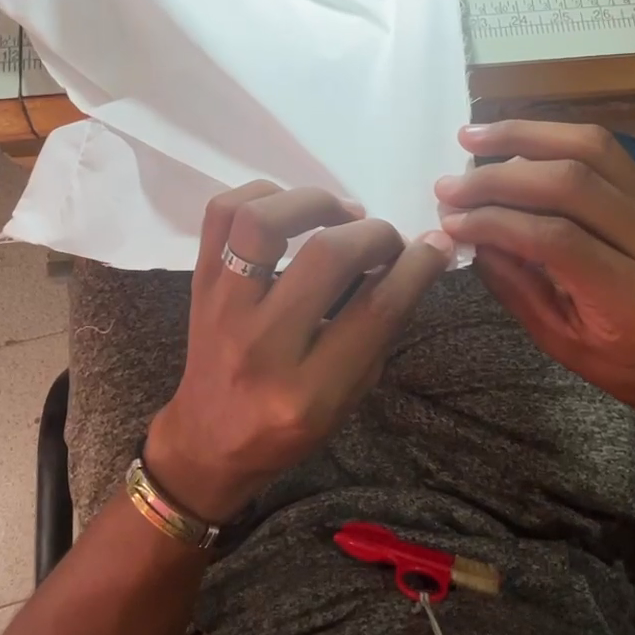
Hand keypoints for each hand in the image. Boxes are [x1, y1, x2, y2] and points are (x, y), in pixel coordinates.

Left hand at [144, 183, 453, 522]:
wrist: (208, 439)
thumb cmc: (288, 426)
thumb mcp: (347, 398)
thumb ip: (379, 330)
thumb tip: (416, 256)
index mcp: (308, 391)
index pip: (375, 311)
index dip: (416, 267)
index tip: (435, 245)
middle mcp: (261, 345)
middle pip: (326, 257)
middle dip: (373, 234)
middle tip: (385, 239)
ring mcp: (222, 309)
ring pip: (263, 222)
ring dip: (313, 202)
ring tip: (339, 214)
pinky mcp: (199, 283)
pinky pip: (220, 214)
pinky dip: (261, 195)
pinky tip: (290, 209)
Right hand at [434, 121, 634, 442]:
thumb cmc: (625, 366)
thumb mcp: (560, 342)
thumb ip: (515, 285)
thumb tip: (468, 232)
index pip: (558, 239)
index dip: (497, 222)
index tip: (451, 220)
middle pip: (574, 183)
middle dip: (500, 179)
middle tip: (450, 184)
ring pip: (592, 148)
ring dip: (524, 137)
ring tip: (472, 138)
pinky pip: (603, 149)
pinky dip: (550, 138)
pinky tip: (511, 139)